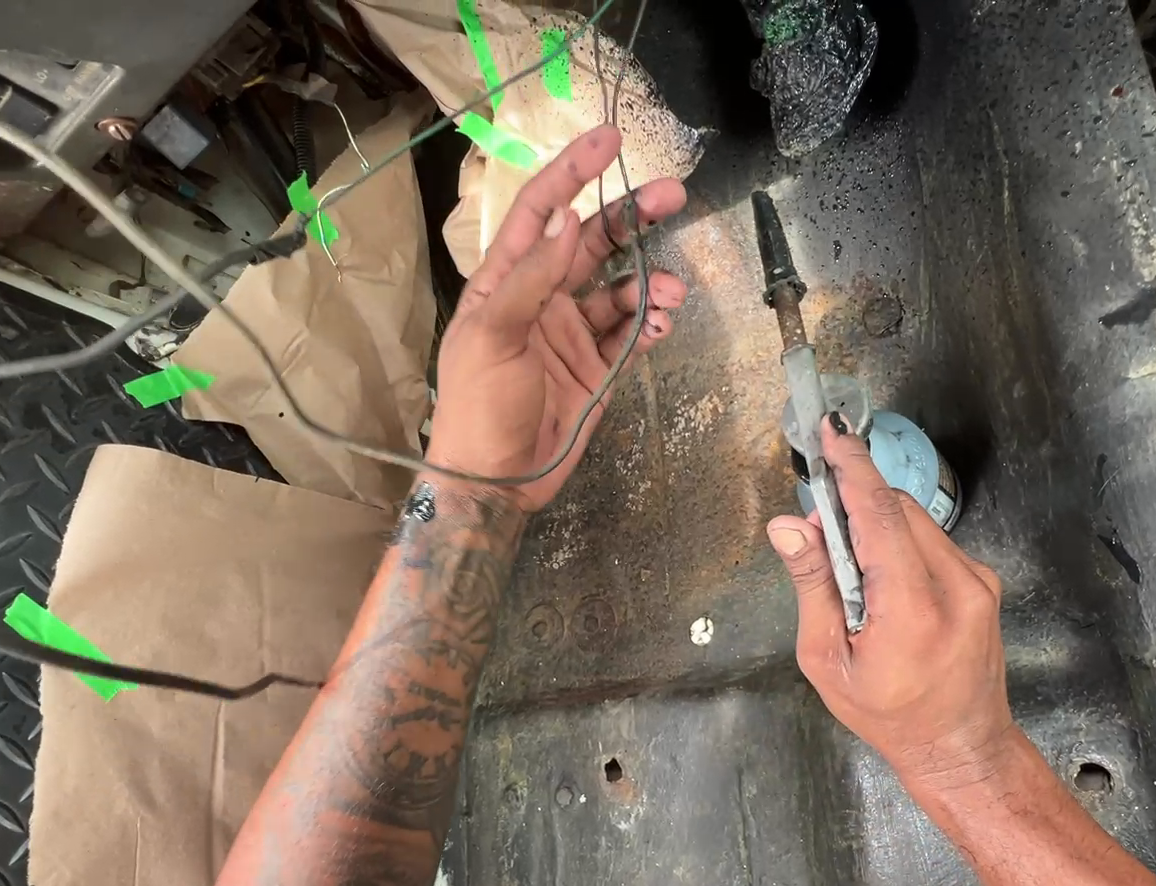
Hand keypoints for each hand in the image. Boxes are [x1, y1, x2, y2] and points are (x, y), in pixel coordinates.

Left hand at [426, 126, 687, 510]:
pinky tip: (661, 325)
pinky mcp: (598, 367)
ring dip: (651, 284)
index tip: (609, 140)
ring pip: (621, 290)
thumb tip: (567, 221)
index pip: (541, 213)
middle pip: (592, 242)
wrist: (498, 476)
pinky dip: (650, 325)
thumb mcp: (493, 336)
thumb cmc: (480, 404)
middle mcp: (544, 299)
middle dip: (632, 216)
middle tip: (675, 195)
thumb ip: (532, 279)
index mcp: (507, 283)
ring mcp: (574, 333)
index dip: (572, 173)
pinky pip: (631, 334)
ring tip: (674, 295)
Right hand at [767, 425, 1013, 784]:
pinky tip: (880, 579)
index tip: (830, 433)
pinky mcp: (983, 582)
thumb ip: (812, 585)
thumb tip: (789, 525)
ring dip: (875, 523)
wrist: (961, 746)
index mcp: (913, 606)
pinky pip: (931, 539)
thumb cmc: (886, 713)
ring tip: (849, 569)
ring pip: (916, 520)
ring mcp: (978, 581)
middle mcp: (957, 583)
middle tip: (817, 533)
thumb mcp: (828, 658)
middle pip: (898, 509)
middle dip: (854, 503)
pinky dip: (897, 541)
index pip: (880, 515)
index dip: (852, 469)